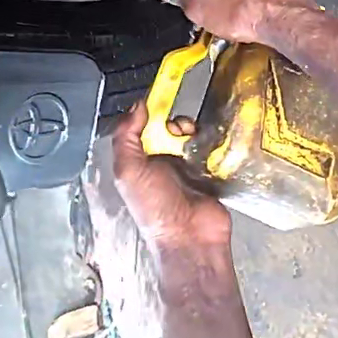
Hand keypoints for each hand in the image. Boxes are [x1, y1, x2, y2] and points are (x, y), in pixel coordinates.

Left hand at [94, 101, 231, 255]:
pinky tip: (210, 141)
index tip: (160, 100)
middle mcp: (163, 161)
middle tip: (178, 128)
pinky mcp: (210, 172)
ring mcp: (187, 167)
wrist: (191, 237)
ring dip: (193, 130)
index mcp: (140, 161)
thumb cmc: (154, 207)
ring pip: (191, 135)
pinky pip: (211, 148)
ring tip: (193, 137)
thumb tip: (136, 106)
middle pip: (170, 127)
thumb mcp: (128, 171)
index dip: (150, 113)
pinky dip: (212, 141)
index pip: (143, 127)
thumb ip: (125, 137)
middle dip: (174, 121)